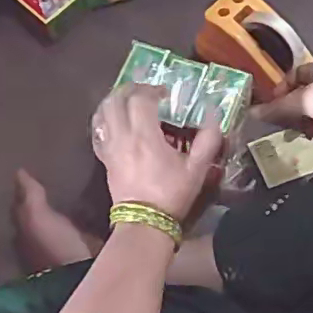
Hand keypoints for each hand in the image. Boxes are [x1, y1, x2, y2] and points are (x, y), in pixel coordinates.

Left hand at [91, 85, 222, 223]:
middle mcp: (123, 137)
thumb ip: (207, 141)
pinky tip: (114, 120)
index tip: (164, 94)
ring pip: (103, 113)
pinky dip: (104, 119)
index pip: (140, 99)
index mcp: (145, 136)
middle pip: (116, 100)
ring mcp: (110, 148)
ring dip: (114, 101)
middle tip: (145, 91)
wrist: (145, 223)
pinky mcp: (105, 159)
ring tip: (129, 100)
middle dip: (130, 89)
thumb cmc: (171, 195)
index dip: (152, 90)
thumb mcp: (196, 169)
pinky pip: (98, 131)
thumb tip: (214, 116)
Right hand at [251, 61, 312, 138]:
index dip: (282, 87)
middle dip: (291, 109)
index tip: (272, 102)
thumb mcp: (300, 100)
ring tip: (295, 131)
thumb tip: (251, 112)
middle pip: (304, 95)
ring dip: (302, 122)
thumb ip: (276, 108)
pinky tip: (311, 136)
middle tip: (280, 121)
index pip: (296, 74)